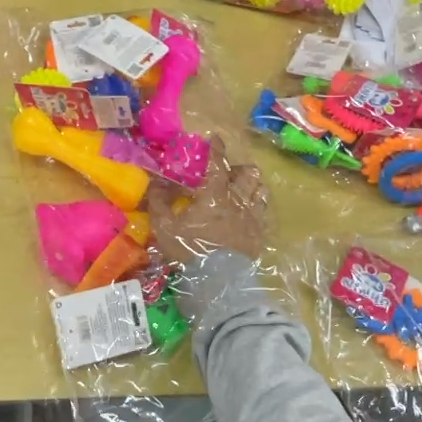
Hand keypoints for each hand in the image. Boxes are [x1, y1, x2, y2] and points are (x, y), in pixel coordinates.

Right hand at [147, 136, 267, 265]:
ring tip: (244, 188)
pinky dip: (259, 206)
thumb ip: (159, 201)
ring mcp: (252, 217)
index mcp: (215, 194)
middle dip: (239, 169)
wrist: (218, 282)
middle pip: (247, 174)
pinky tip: (252, 211)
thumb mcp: (165, 227)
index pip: (217, 164)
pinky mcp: (260, 234)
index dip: (216, 149)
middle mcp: (238, 200)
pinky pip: (265, 212)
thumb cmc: (190, 251)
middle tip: (228, 173)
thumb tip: (156, 181)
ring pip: (261, 190)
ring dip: (253, 185)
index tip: (215, 139)